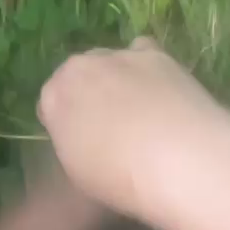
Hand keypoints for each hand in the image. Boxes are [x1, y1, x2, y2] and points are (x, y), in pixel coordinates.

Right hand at [36, 39, 229, 221]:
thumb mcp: (78, 173)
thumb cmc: (120, 177)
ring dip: (116, 79)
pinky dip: (144, 65)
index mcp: (52, 97)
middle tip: (111, 128)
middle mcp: (78, 68)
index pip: (49, 103)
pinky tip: (158, 87)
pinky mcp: (153, 53)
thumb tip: (79, 136)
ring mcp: (116, 56)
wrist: (180, 160)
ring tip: (142, 111)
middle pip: (77, 76)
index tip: (82, 142)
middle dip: (89, 95)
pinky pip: (140, 51)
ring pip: (108, 63)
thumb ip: (70, 143)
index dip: (65, 123)